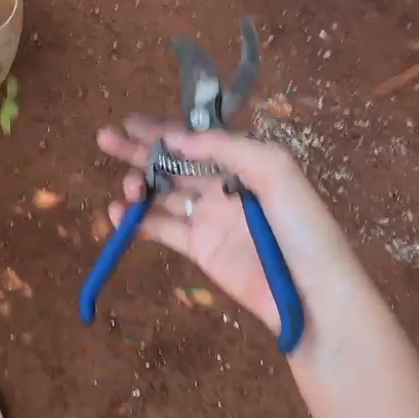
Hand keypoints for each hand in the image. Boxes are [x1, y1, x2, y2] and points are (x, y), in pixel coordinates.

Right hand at [96, 116, 356, 342]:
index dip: (162, 130)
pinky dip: (137, 221)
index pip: (195, 140)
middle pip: (172, 162)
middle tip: (105, 138)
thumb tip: (176, 138)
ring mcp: (209, 218)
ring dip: (138, 185)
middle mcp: (222, 186)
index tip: (130, 122)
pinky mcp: (200, 248)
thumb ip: (226, 147)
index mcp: (243, 163)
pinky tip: (119, 215)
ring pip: (163, 193)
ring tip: (125, 189)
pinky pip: (161, 228)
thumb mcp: (275, 172)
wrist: (313, 295)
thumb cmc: (302, 229)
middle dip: (139, 150)